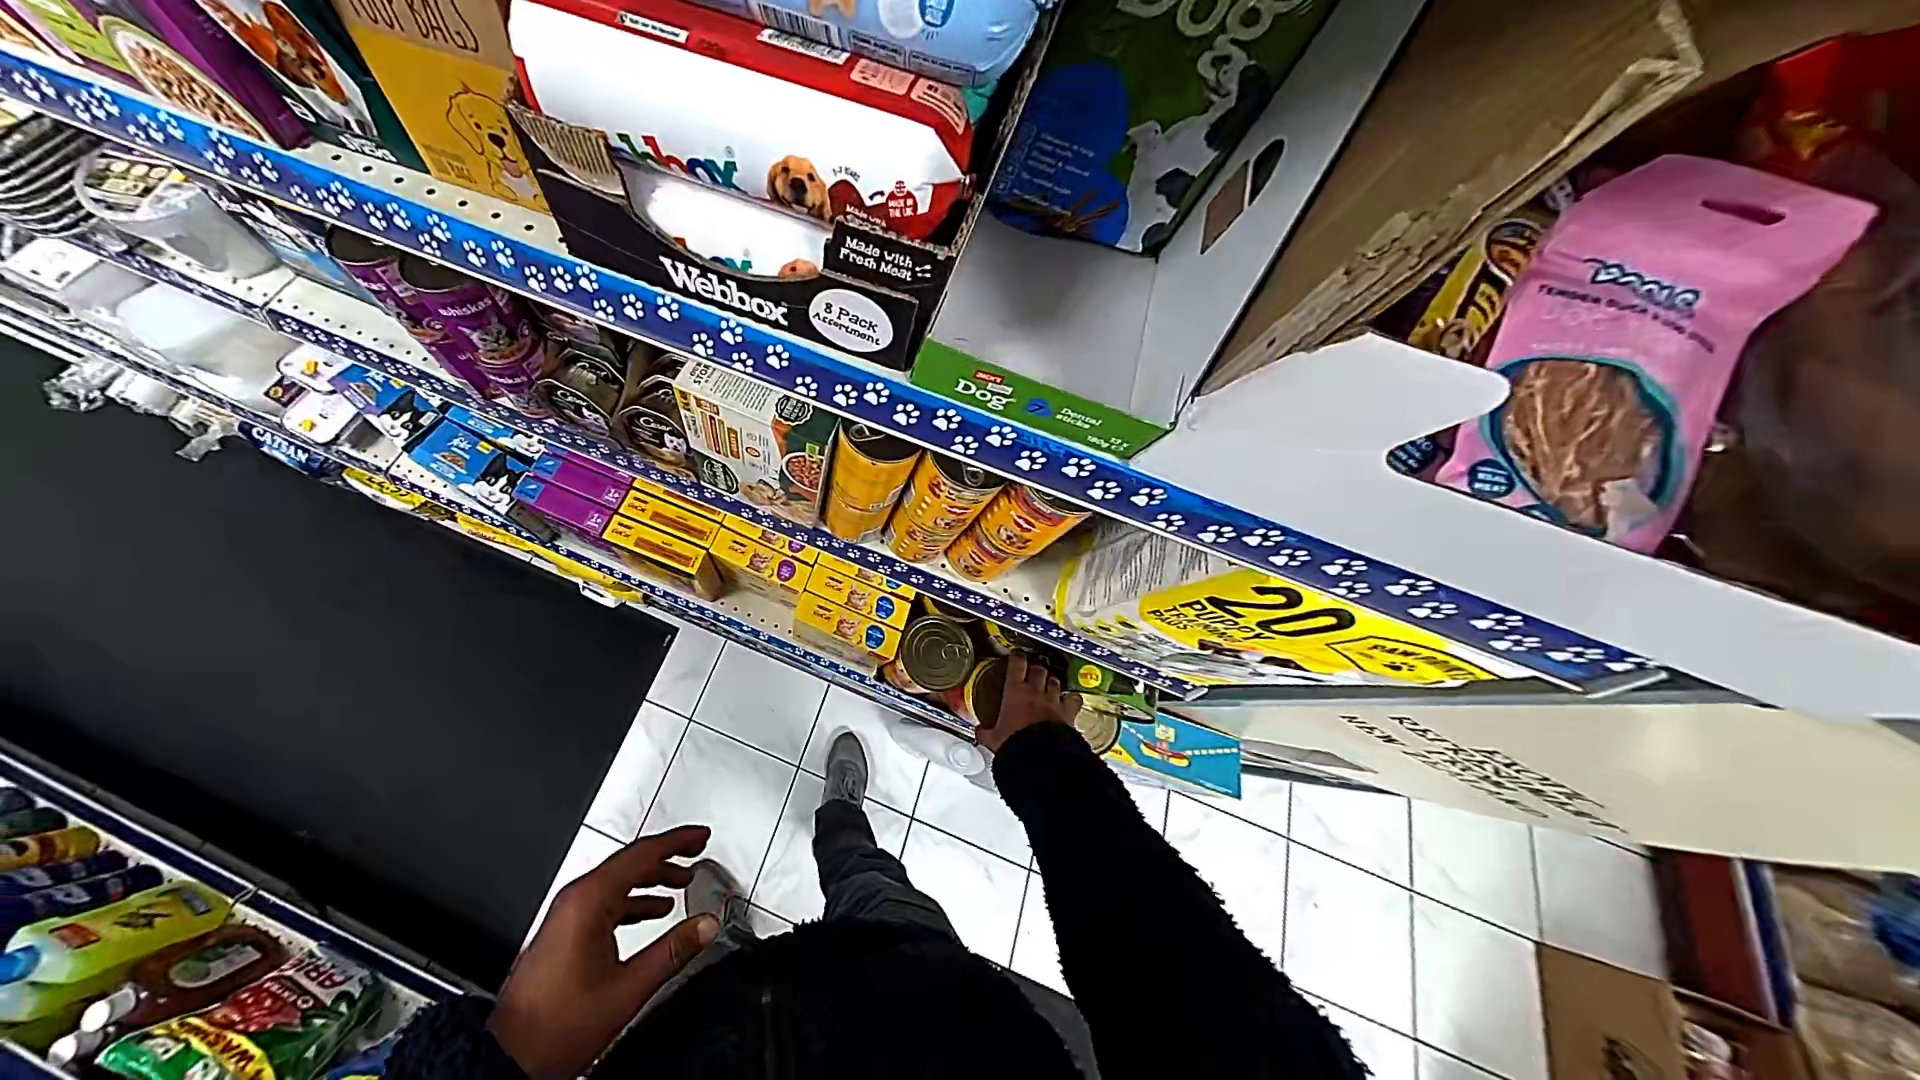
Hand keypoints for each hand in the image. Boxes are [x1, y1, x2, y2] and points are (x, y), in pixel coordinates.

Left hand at [488, 826, 719, 1079]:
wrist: (504, 1061)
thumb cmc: (552, 1028)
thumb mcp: (628, 988)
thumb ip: (673, 951)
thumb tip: (706, 925)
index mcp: (589, 902)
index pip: (642, 854)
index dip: (677, 841)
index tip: (699, 836)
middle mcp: (574, 902)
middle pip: (629, 862)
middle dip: (667, 855)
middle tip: (695, 849)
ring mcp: (566, 917)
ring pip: (618, 881)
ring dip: (652, 877)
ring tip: (679, 880)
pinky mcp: (563, 933)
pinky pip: (606, 900)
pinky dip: (635, 898)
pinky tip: (652, 910)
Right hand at [976, 652, 1082, 753]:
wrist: (1039, 756)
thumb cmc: (1015, 744)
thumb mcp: (994, 738)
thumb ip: (986, 732)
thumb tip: (980, 732)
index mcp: (1015, 692)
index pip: (1017, 664)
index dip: (1017, 658)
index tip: (1016, 657)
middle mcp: (1035, 691)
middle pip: (1038, 669)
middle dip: (1035, 668)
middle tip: (1032, 670)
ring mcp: (1053, 700)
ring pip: (1055, 680)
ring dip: (1051, 680)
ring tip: (1048, 683)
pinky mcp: (1067, 713)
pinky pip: (1073, 699)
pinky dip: (1072, 698)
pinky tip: (1070, 699)